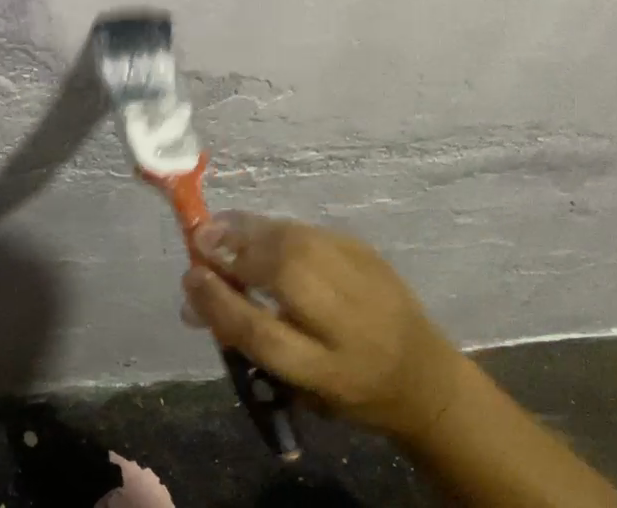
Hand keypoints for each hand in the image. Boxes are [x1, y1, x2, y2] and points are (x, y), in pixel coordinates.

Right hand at [181, 211, 467, 441]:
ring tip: (218, 229)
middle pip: (284, 275)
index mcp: (327, 372)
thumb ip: (246, 339)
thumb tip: (191, 296)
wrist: (426, 380)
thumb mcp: (296, 384)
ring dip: (248, 231)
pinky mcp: (367, 253)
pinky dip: (272, 227)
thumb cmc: (347, 389)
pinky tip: (253, 230)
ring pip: (297, 242)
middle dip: (234, 253)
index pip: (261, 332)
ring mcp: (364, 283)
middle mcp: (349, 327)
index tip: (190, 278)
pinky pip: (308, 230)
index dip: (219, 301)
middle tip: (200, 243)